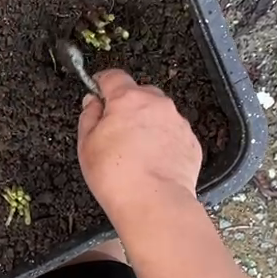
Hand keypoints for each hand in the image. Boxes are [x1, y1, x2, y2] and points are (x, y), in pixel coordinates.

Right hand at [77, 69, 201, 231]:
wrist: (153, 201)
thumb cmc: (116, 175)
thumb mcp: (86, 144)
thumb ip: (88, 116)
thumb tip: (92, 102)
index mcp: (127, 99)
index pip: (113, 76)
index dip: (102, 83)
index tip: (97, 90)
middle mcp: (156, 103)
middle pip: (138, 93)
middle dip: (126, 107)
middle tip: (113, 132)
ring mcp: (177, 121)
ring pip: (157, 113)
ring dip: (145, 125)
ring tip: (134, 152)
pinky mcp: (190, 141)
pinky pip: (172, 133)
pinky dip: (161, 142)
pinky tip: (150, 162)